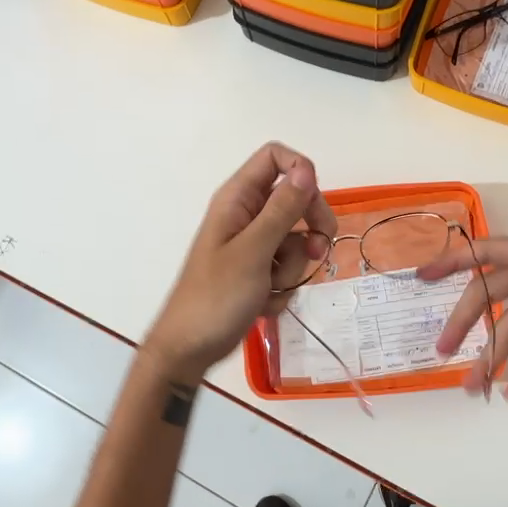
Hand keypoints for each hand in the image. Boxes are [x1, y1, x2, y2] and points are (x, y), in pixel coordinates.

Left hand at [143, 143, 336, 385]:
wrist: (189, 349)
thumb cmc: (216, 297)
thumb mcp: (254, 252)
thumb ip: (282, 210)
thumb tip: (307, 169)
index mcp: (237, 199)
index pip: (275, 157)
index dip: (301, 171)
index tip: (315, 203)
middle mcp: (245, 214)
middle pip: (295, 198)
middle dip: (310, 225)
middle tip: (318, 249)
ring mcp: (252, 244)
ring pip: (296, 238)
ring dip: (294, 265)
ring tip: (274, 286)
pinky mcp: (258, 271)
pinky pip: (287, 266)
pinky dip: (283, 285)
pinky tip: (265, 302)